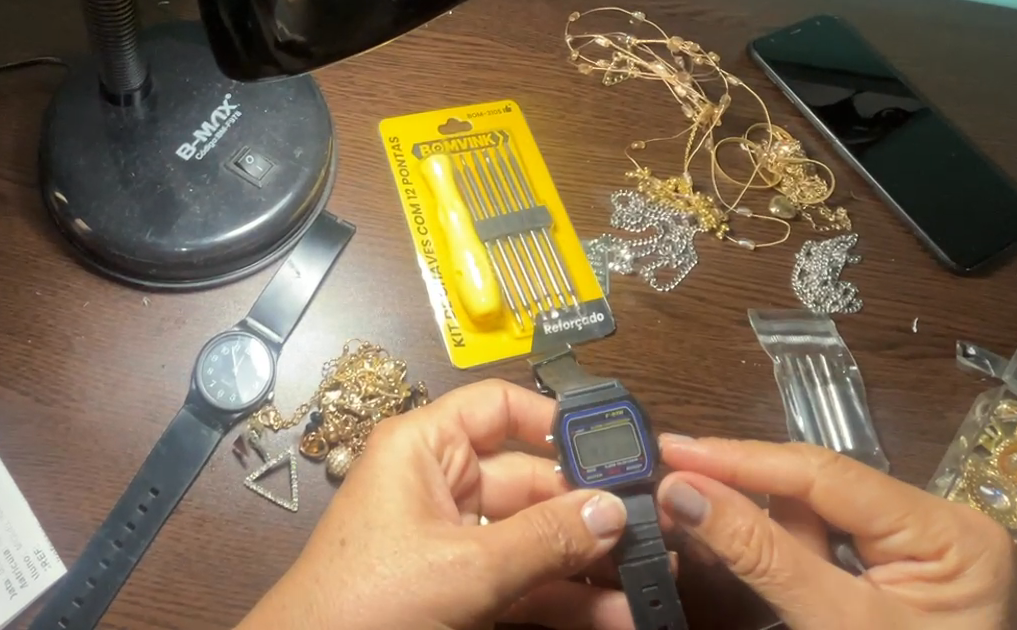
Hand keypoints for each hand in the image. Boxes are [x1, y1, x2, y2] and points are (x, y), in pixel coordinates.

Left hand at [238, 379, 663, 629]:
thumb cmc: (365, 602)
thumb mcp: (463, 568)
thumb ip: (542, 541)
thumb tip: (609, 512)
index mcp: (425, 445)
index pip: (498, 407)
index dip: (554, 421)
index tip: (614, 447)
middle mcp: (442, 480)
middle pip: (527, 478)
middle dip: (585, 506)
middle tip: (650, 525)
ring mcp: (453, 536)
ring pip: (532, 535)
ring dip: (586, 558)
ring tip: (650, 572)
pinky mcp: (462, 586)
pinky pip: (523, 578)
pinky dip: (564, 595)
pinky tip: (616, 609)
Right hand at [655, 436, 1015, 629]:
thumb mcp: (835, 629)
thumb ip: (760, 553)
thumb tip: (679, 488)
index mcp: (945, 530)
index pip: (822, 472)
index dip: (740, 457)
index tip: (671, 449)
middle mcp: (931, 523)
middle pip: (811, 488)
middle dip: (742, 495)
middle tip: (669, 490)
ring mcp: (911, 547)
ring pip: (805, 512)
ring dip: (754, 529)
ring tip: (701, 537)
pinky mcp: (890, 571)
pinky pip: (815, 540)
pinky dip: (772, 549)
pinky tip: (734, 552)